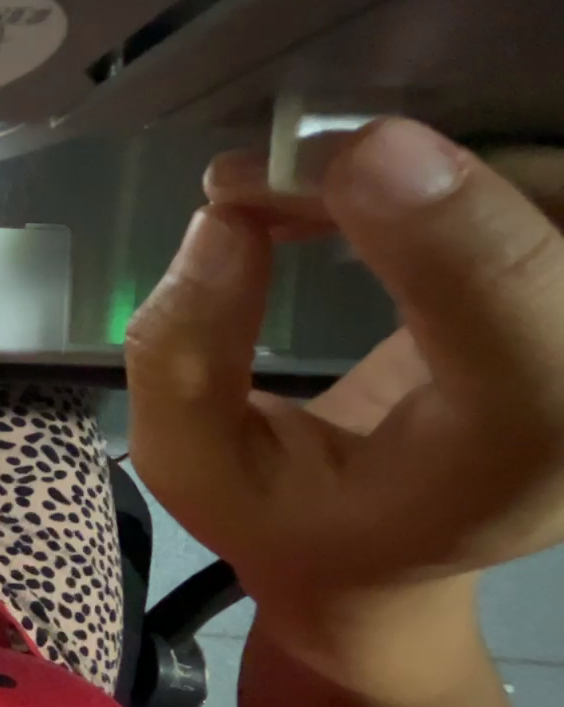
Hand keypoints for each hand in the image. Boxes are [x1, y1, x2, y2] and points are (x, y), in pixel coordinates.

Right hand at [124, 119, 563, 633]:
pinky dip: (435, 174)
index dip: (453, 234)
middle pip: (557, 230)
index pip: (526, 331)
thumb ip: (181, 353)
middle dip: (402, 182)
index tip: (352, 156)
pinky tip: (340, 196)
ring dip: (409, 169)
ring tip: (273, 192)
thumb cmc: (276, 515)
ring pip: (553, 190)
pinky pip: (541, 195)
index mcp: (506, 460)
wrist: (376, 550)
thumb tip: (224, 219)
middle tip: (250, 180)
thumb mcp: (184, 456)